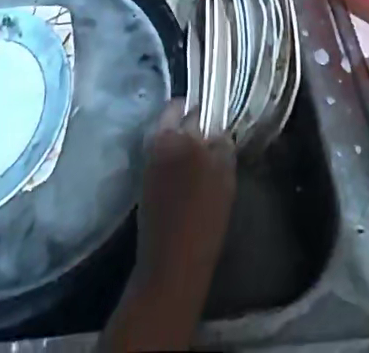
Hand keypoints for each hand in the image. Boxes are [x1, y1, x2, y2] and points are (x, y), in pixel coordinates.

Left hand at [135, 100, 235, 276]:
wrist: (172, 262)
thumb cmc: (205, 215)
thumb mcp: (225, 176)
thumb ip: (221, 147)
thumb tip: (218, 132)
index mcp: (177, 136)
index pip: (187, 107)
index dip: (204, 106)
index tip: (216, 112)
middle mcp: (156, 145)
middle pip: (170, 118)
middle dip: (188, 119)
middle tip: (210, 130)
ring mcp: (147, 165)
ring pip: (164, 139)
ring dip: (180, 139)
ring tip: (202, 152)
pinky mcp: (144, 185)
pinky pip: (160, 159)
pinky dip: (173, 157)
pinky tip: (190, 172)